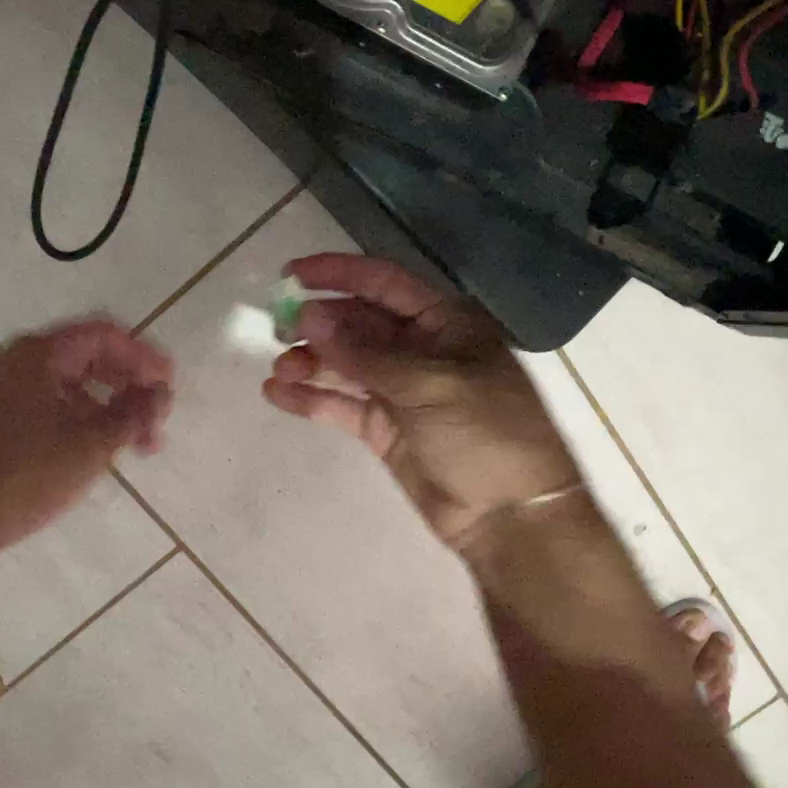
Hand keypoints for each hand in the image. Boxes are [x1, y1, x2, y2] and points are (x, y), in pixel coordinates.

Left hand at [0, 318, 172, 558]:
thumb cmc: (26, 475)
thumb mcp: (91, 445)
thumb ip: (133, 414)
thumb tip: (161, 393)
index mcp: (37, 354)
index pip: (104, 336)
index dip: (144, 358)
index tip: (170, 388)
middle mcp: (14, 361)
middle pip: (86, 358)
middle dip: (128, 387)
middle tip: (155, 423)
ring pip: (66, 386)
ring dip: (106, 409)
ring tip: (132, 447)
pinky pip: (45, 406)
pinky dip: (77, 421)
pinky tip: (92, 453)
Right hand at [262, 254, 580, 555]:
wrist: (509, 512)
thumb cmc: (486, 433)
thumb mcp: (429, 384)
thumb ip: (365, 353)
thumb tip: (309, 317)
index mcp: (445, 323)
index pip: (384, 285)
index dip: (338, 275)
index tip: (290, 276)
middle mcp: (421, 350)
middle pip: (359, 324)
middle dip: (319, 324)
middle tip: (277, 331)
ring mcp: (401, 392)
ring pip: (345, 365)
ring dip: (311, 362)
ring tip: (280, 371)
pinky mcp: (385, 430)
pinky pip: (341, 405)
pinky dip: (312, 399)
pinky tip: (279, 395)